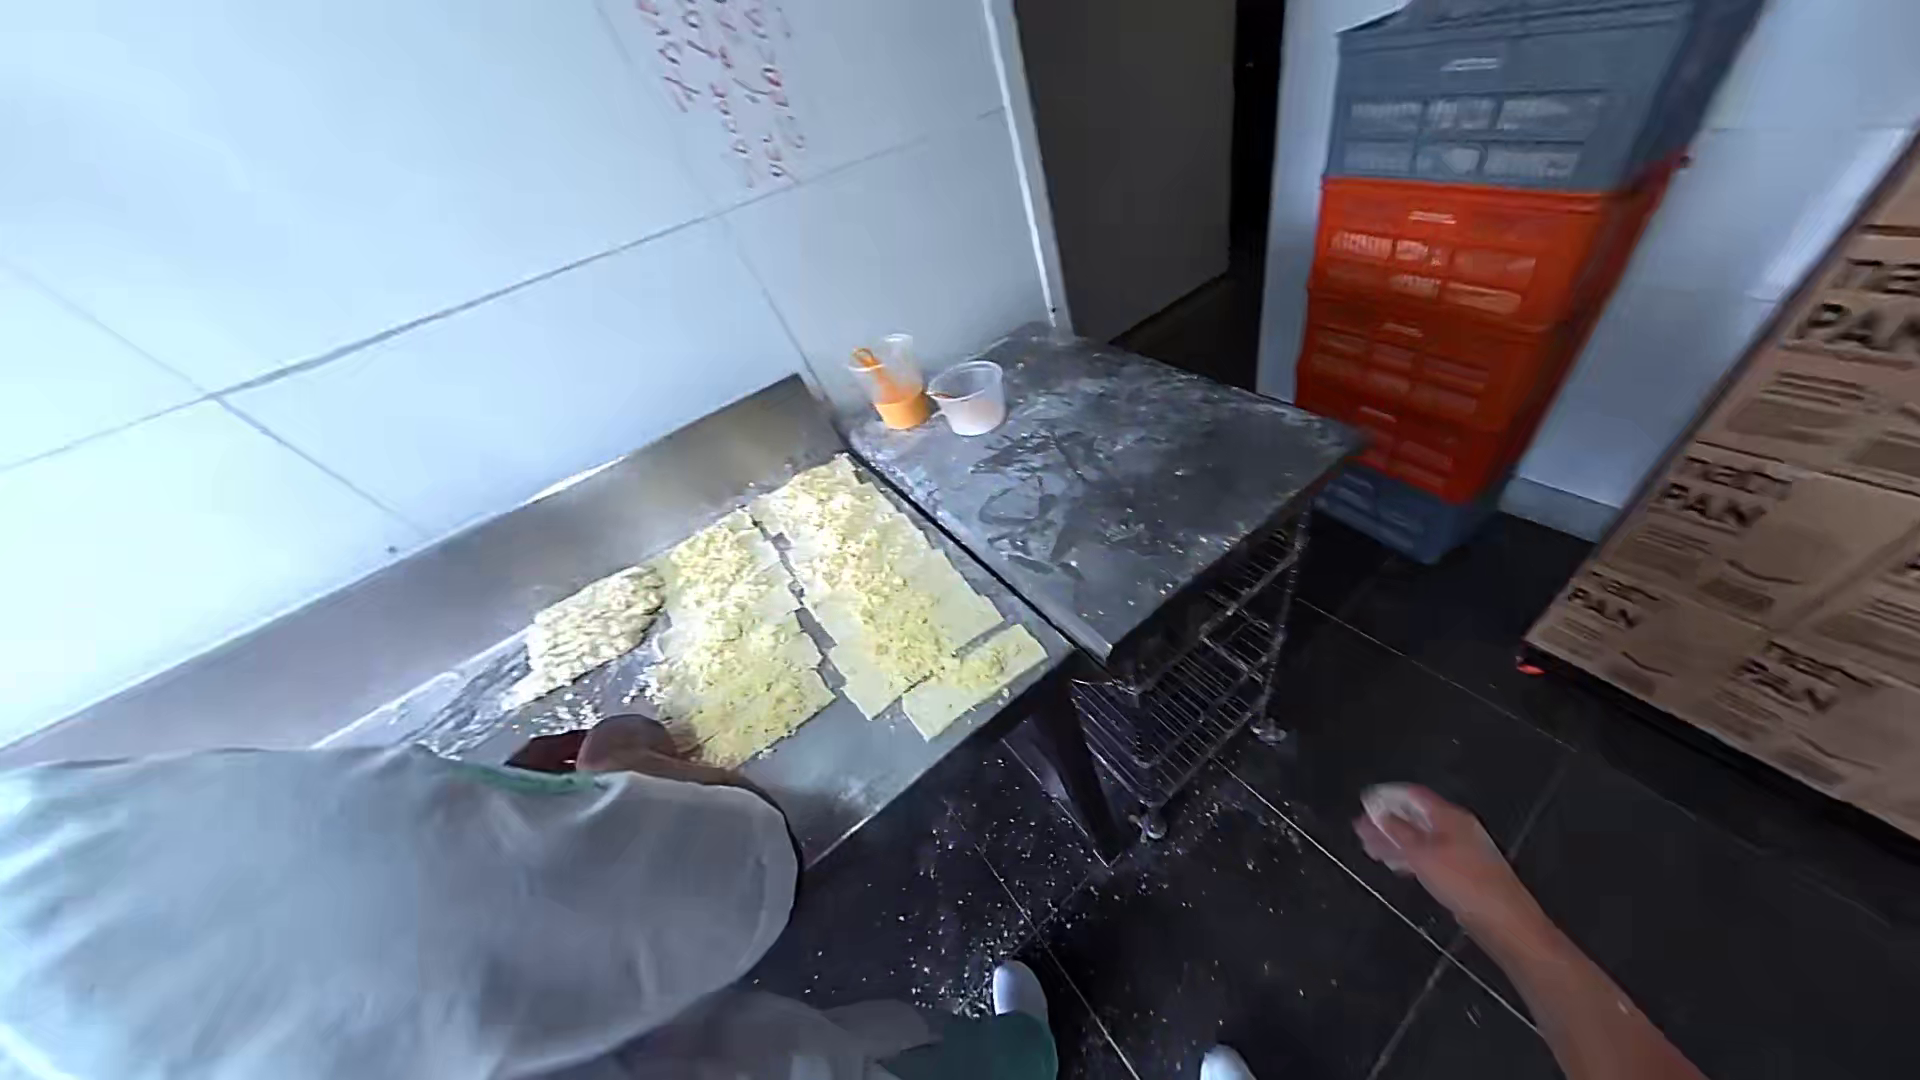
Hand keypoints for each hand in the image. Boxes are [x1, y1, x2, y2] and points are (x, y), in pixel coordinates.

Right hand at [1353, 784, 1545, 936]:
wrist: (1506, 924)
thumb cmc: (1463, 881)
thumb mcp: (1421, 851)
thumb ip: (1397, 830)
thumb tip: (1380, 814)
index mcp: (1450, 816)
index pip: (1412, 795)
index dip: (1386, 796)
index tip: (1365, 802)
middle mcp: (1456, 829)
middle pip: (1414, 817)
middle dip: (1386, 822)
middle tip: (1362, 829)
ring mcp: (1461, 851)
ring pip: (1419, 839)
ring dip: (1393, 841)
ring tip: (1369, 848)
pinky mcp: (1462, 872)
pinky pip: (1428, 856)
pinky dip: (1408, 857)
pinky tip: (1393, 864)